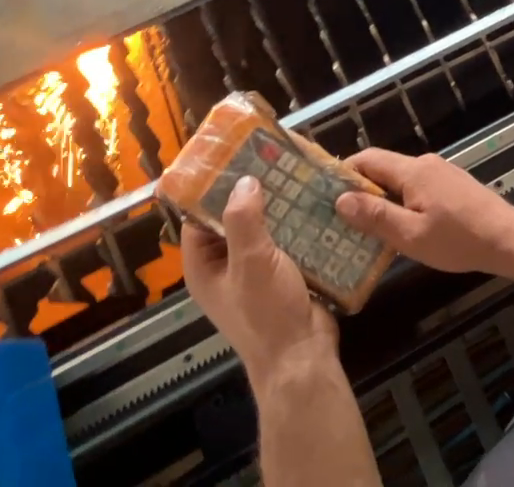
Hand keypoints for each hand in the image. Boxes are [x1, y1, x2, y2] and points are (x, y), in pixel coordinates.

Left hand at [181, 176, 337, 386]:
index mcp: (205, 267)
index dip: (211, 188)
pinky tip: (316, 200)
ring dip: (280, 204)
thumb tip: (244, 180)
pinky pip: (288, 239)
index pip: (197, 218)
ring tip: (299, 172)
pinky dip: (298, 221)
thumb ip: (243, 221)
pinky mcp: (285, 273)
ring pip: (264, 227)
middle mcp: (226, 266)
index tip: (232, 157)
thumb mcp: (251, 263)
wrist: (302, 356)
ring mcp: (256, 270)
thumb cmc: (267, 313)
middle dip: (252, 190)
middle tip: (273, 158)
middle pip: (233, 219)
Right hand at [336, 150, 513, 274]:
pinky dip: (400, 203)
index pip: (368, 160)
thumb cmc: (458, 240)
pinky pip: (415, 189)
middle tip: (334, 216)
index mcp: (413, 171)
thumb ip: (375, 217)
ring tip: (358, 227)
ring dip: (379, 199)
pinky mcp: (451, 187)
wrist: (507, 239)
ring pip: (399, 181)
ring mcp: (441, 174)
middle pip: (382, 169)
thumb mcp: (411, 236)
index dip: (342, 173)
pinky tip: (394, 228)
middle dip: (358, 189)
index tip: (321, 193)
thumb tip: (340, 199)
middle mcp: (425, 165)